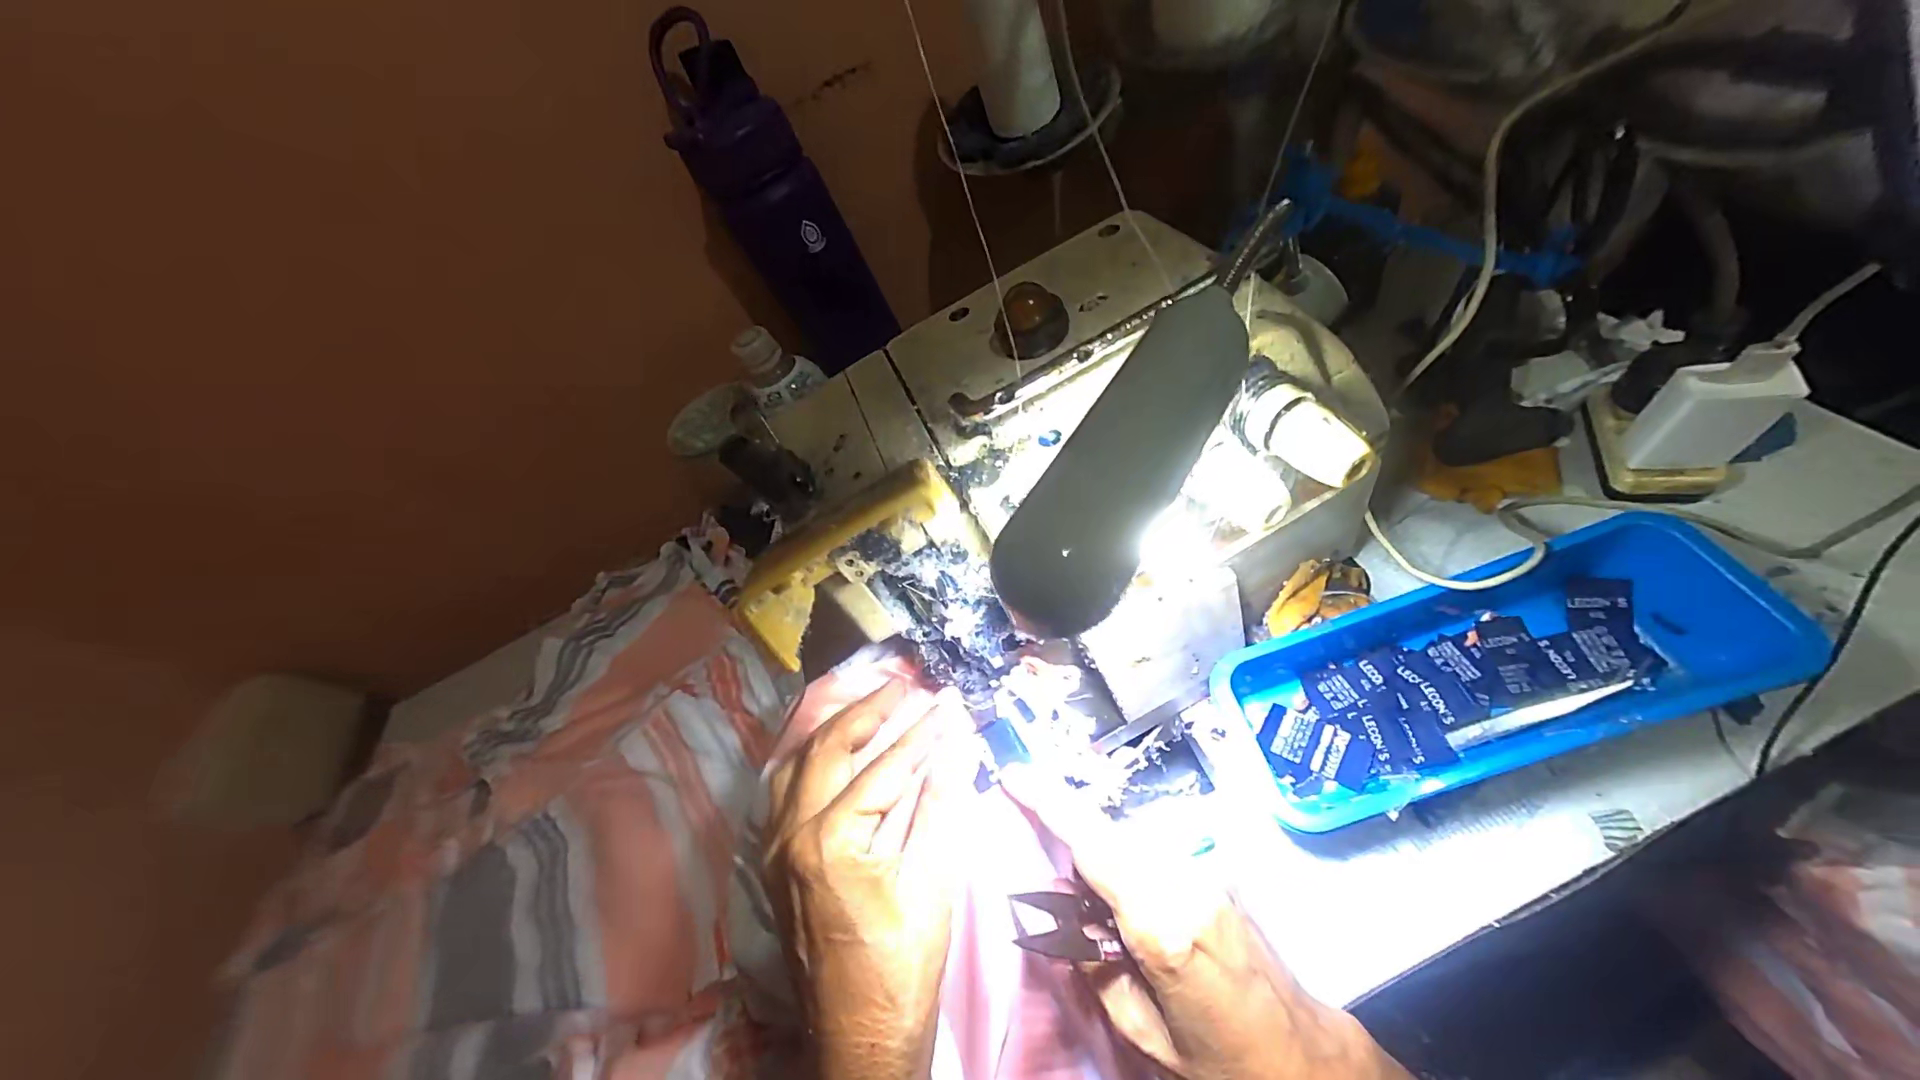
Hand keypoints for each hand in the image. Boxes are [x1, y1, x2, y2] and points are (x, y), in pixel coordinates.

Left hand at [765, 674, 972, 1079]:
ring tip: (865, 703)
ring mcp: (773, 847)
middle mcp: (790, 833)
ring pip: (795, 762)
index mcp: (830, 840)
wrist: (859, 1034)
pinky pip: (783, 789)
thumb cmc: (903, 963)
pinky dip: (809, 758)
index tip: (947, 703)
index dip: (922, 732)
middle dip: (868, 710)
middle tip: (900, 685)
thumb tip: (959, 742)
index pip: (885, 766)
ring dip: (831, 727)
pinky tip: (828, 748)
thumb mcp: (934, 881)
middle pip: (828, 748)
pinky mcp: (772, 861)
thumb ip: (943, 802)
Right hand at [1002, 766, 1409, 1079]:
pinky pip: (1155, 851)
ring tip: (1115, 920)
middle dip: (1077, 846)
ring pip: (1132, 840)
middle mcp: (1188, 882)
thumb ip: (1095, 966)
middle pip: (1109, 837)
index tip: (1015, 776)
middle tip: (1071, 901)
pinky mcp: (1219, 870)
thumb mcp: (1146, 1034)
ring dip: (1107, 860)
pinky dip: (1133, 868)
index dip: (1050, 804)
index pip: (1094, 846)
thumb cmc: (1223, 1060)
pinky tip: (1145, 915)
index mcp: (1165, 925)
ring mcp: (1209, 871)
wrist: (1304, 1056)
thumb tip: (1060, 914)